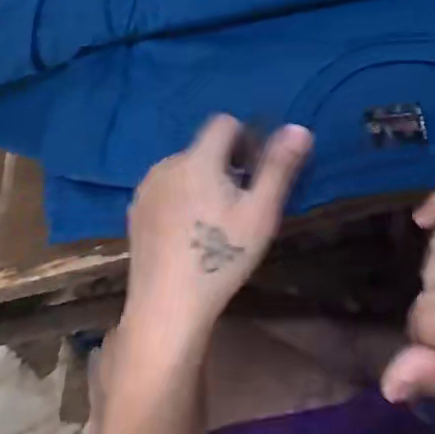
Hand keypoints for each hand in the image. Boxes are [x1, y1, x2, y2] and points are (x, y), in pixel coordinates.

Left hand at [122, 114, 312, 340]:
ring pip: (186, 167)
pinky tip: (190, 233)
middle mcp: (167, 164)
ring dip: (204, 180)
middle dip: (226, 163)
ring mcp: (146, 189)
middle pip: (205, 147)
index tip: (254, 174)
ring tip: (216, 221)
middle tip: (241, 203)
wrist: (167, 310)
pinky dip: (182, 197)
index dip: (246, 140)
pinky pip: (167, 187)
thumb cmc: (221, 257)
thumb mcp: (261, 212)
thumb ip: (279, 166)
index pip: (225, 123)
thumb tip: (299, 127)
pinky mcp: (135, 212)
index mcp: (197, 159)